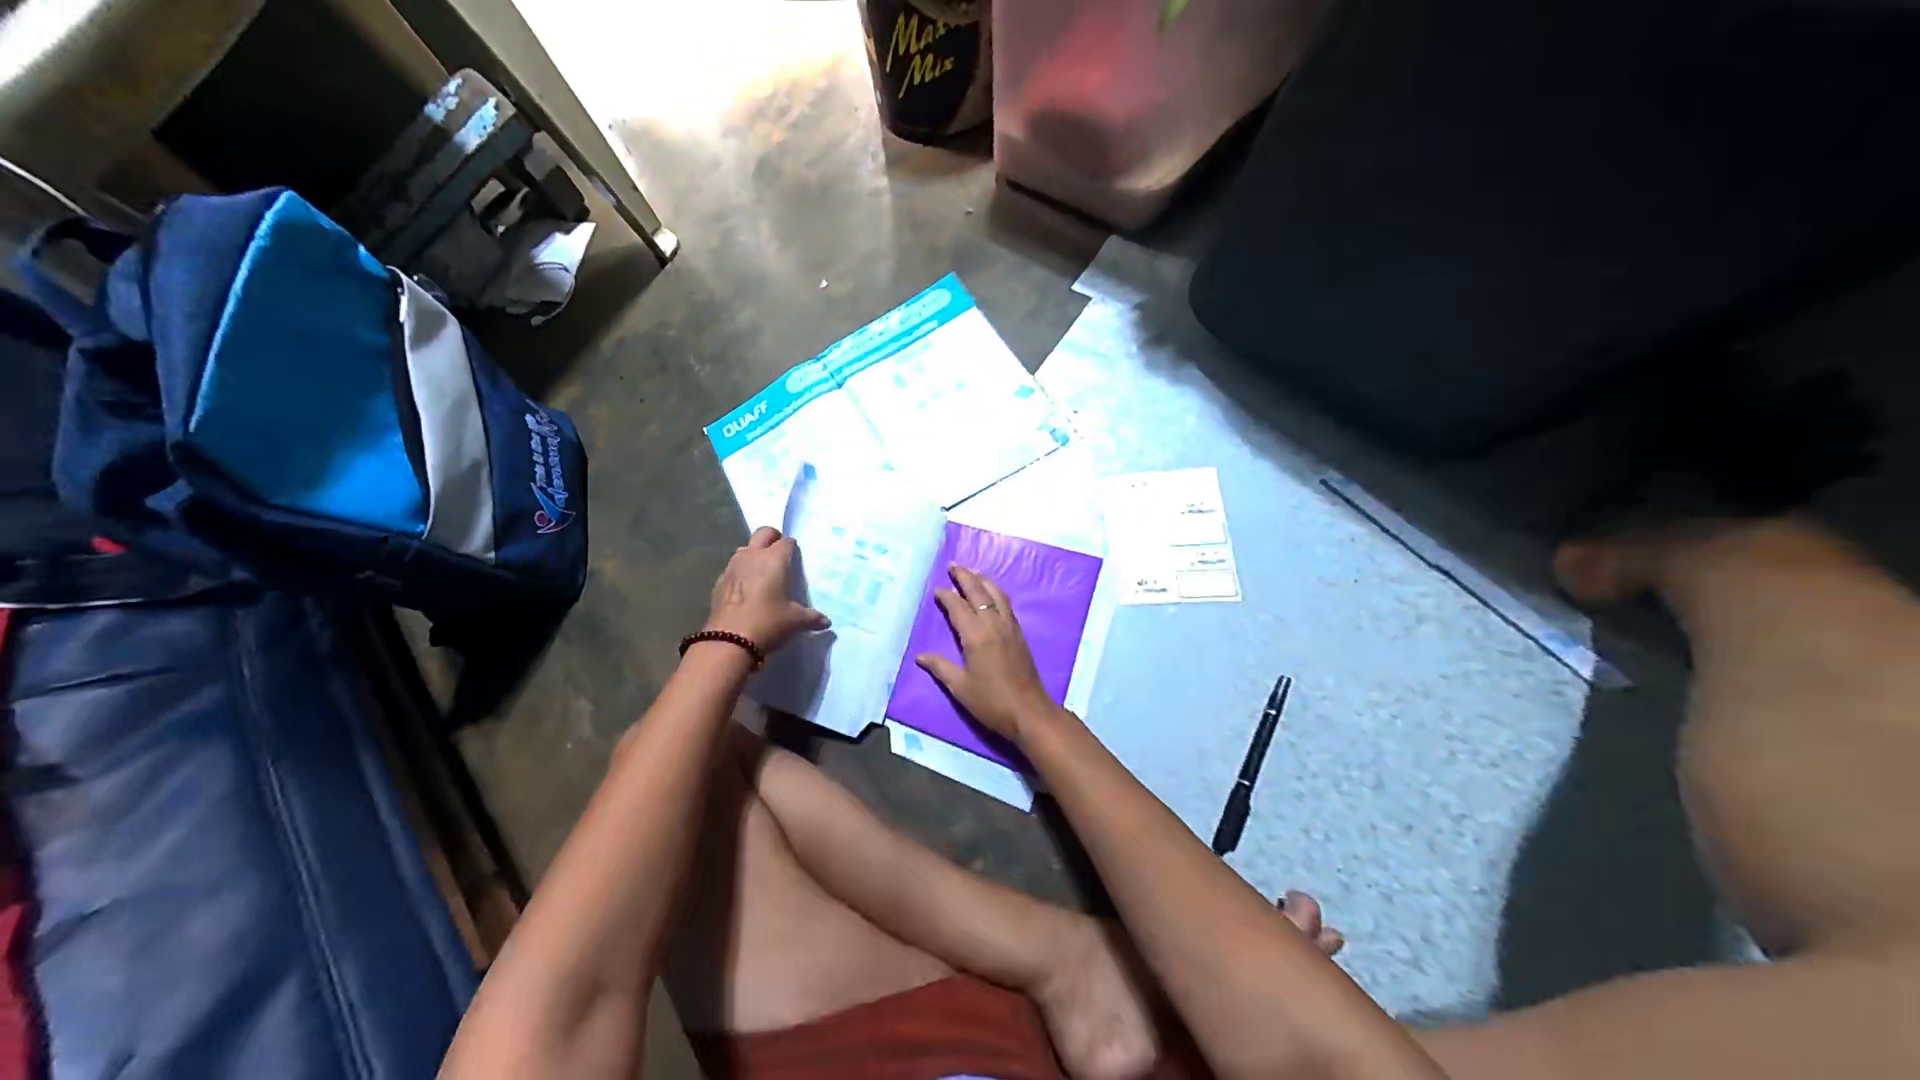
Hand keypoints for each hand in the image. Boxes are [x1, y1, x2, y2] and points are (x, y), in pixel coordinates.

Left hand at [705, 527, 828, 651]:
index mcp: (774, 559)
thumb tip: (826, 621)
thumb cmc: (768, 623)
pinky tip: (746, 590)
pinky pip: (733, 567)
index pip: (786, 542)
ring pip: (745, 548)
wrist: (729, 640)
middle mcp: (752, 556)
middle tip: (780, 554)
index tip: (796, 558)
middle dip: (772, 538)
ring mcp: (733, 566)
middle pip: (763, 533)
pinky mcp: (719, 581)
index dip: (792, 547)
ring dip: (754, 553)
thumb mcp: (795, 621)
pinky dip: (741, 571)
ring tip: (762, 572)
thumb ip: (812, 617)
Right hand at [915, 565, 1063, 744]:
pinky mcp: (1019, 634)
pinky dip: (996, 593)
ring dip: (983, 581)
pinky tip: (992, 595)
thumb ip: (940, 668)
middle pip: (979, 592)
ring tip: (973, 574)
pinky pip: (1006, 604)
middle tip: (953, 565)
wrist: (1028, 711)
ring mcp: (1010, 627)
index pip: (958, 606)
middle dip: (966, 577)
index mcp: (976, 635)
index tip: (937, 590)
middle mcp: (994, 624)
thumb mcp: (960, 687)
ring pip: (997, 594)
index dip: (947, 596)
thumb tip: (921, 657)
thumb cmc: (991, 701)